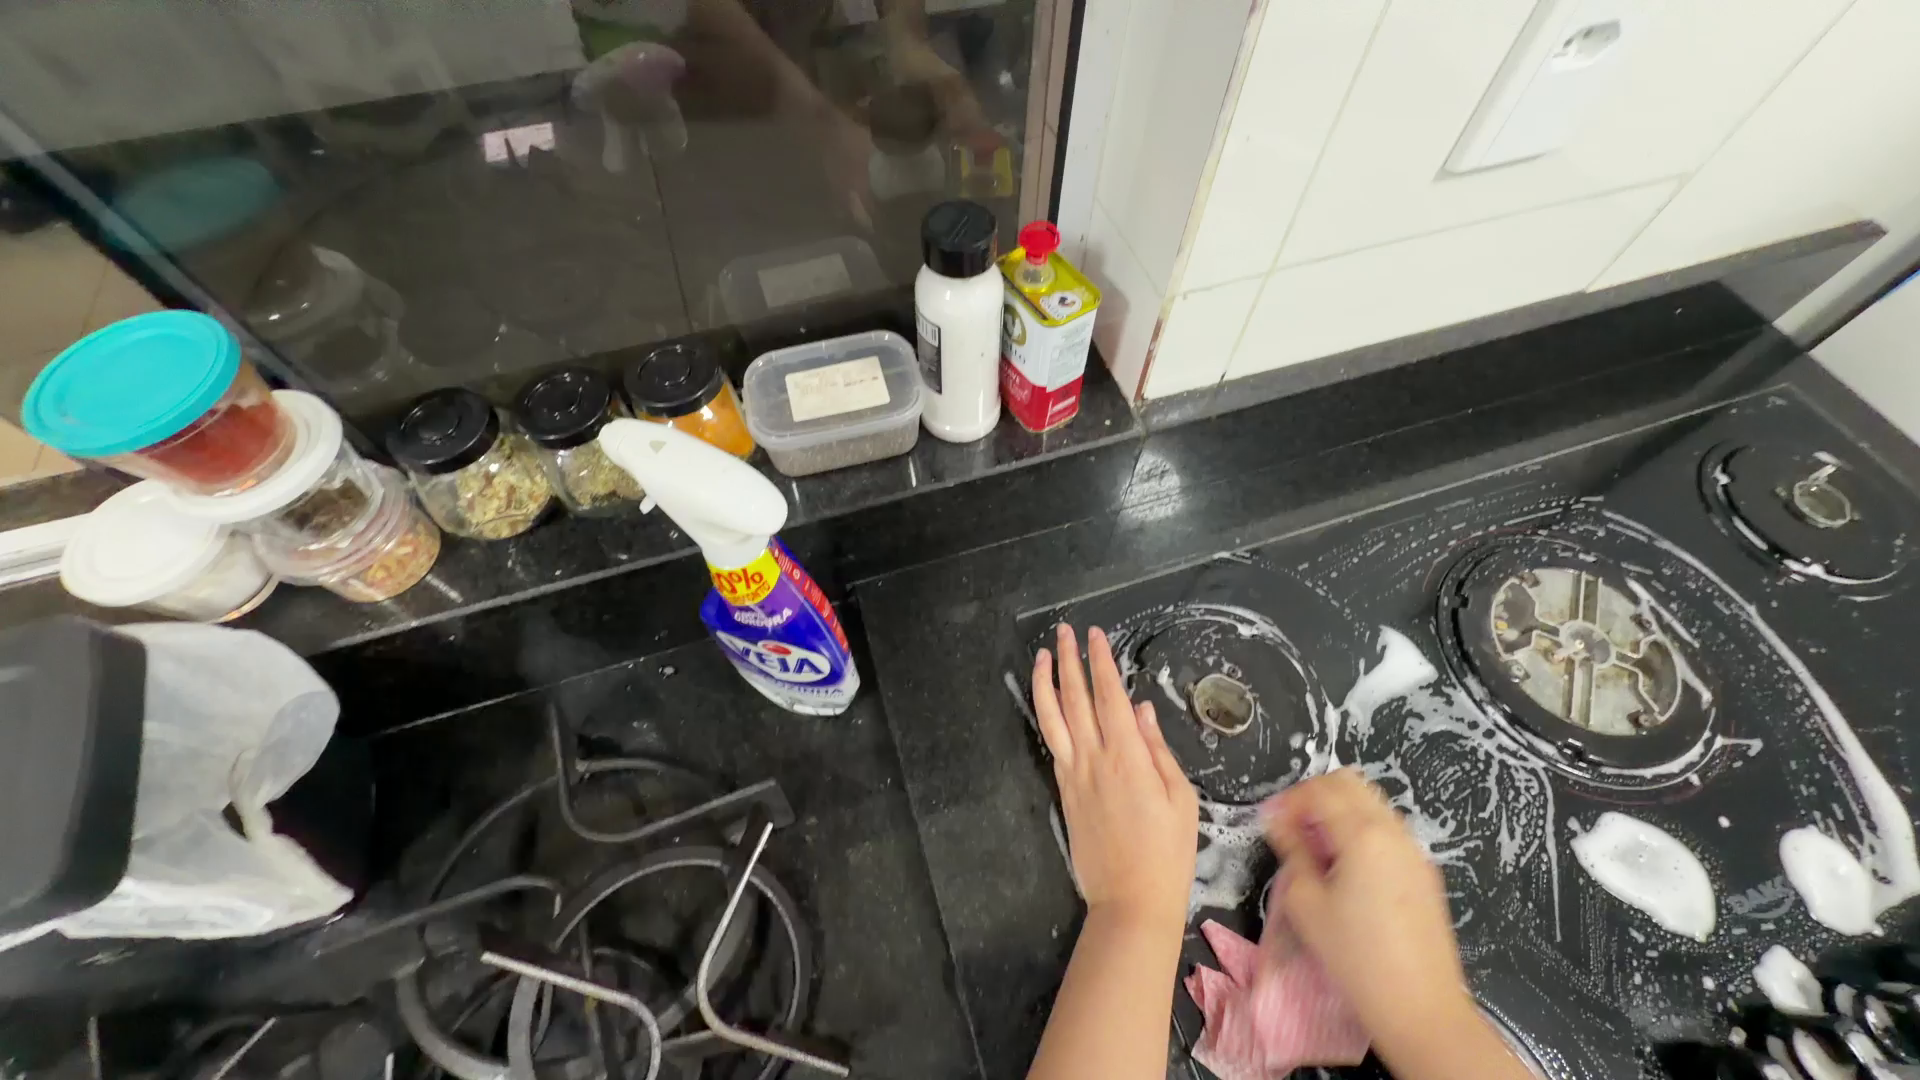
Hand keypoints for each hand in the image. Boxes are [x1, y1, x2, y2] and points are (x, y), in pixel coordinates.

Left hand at [1032, 624, 1198, 928]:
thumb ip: (1158, 749)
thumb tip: (1141, 709)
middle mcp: (1093, 758)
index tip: (1096, 635)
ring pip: (1053, 717)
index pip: (1109, 695)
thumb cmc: (1168, 852)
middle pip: (1074, 698)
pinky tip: (1048, 702)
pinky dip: (1047, 716)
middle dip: (1069, 660)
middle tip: (1064, 631)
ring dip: (1045, 682)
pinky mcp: (1063, 790)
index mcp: (1127, 756)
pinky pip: (1052, 743)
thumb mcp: (1181, 799)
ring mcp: (1073, 774)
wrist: (1130, 900)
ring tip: (1042, 655)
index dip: (1101, 661)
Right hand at [1264, 770, 1475, 1055]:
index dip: (1288, 800)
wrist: (1422, 1009)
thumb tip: (1280, 824)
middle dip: (1315, 796)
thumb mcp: (1305, 903)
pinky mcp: (1425, 873)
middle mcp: (1393, 832)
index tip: (1269, 823)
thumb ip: (1291, 852)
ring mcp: (1415, 851)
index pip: (1319, 789)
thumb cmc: (1355, 956)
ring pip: (1371, 803)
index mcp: (1362, 834)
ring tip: (1317, 847)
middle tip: (1292, 826)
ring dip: (1339, 811)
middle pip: (1350, 784)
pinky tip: (1347, 868)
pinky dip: (1361, 830)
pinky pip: (1388, 830)